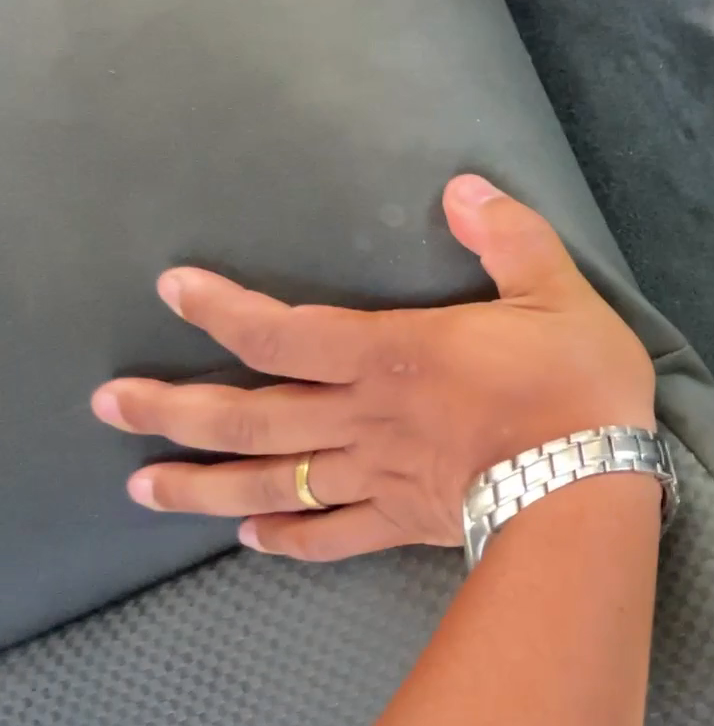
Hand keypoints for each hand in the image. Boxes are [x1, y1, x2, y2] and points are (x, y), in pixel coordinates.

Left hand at [90, 174, 657, 560]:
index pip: (284, 334)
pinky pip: (332, 534)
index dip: (224, 310)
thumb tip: (461, 187)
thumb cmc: (574, 380)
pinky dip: (286, 538)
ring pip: (274, 481)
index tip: (175, 289)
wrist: (589, 475)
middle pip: (252, 416)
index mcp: (396, 354)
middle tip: (111, 404)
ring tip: (143, 484)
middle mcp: (367, 416)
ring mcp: (382, 474)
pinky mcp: (408, 518)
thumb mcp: (560, 292)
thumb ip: (511, 238)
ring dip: (203, 483)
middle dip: (176, 409)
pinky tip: (251, 538)